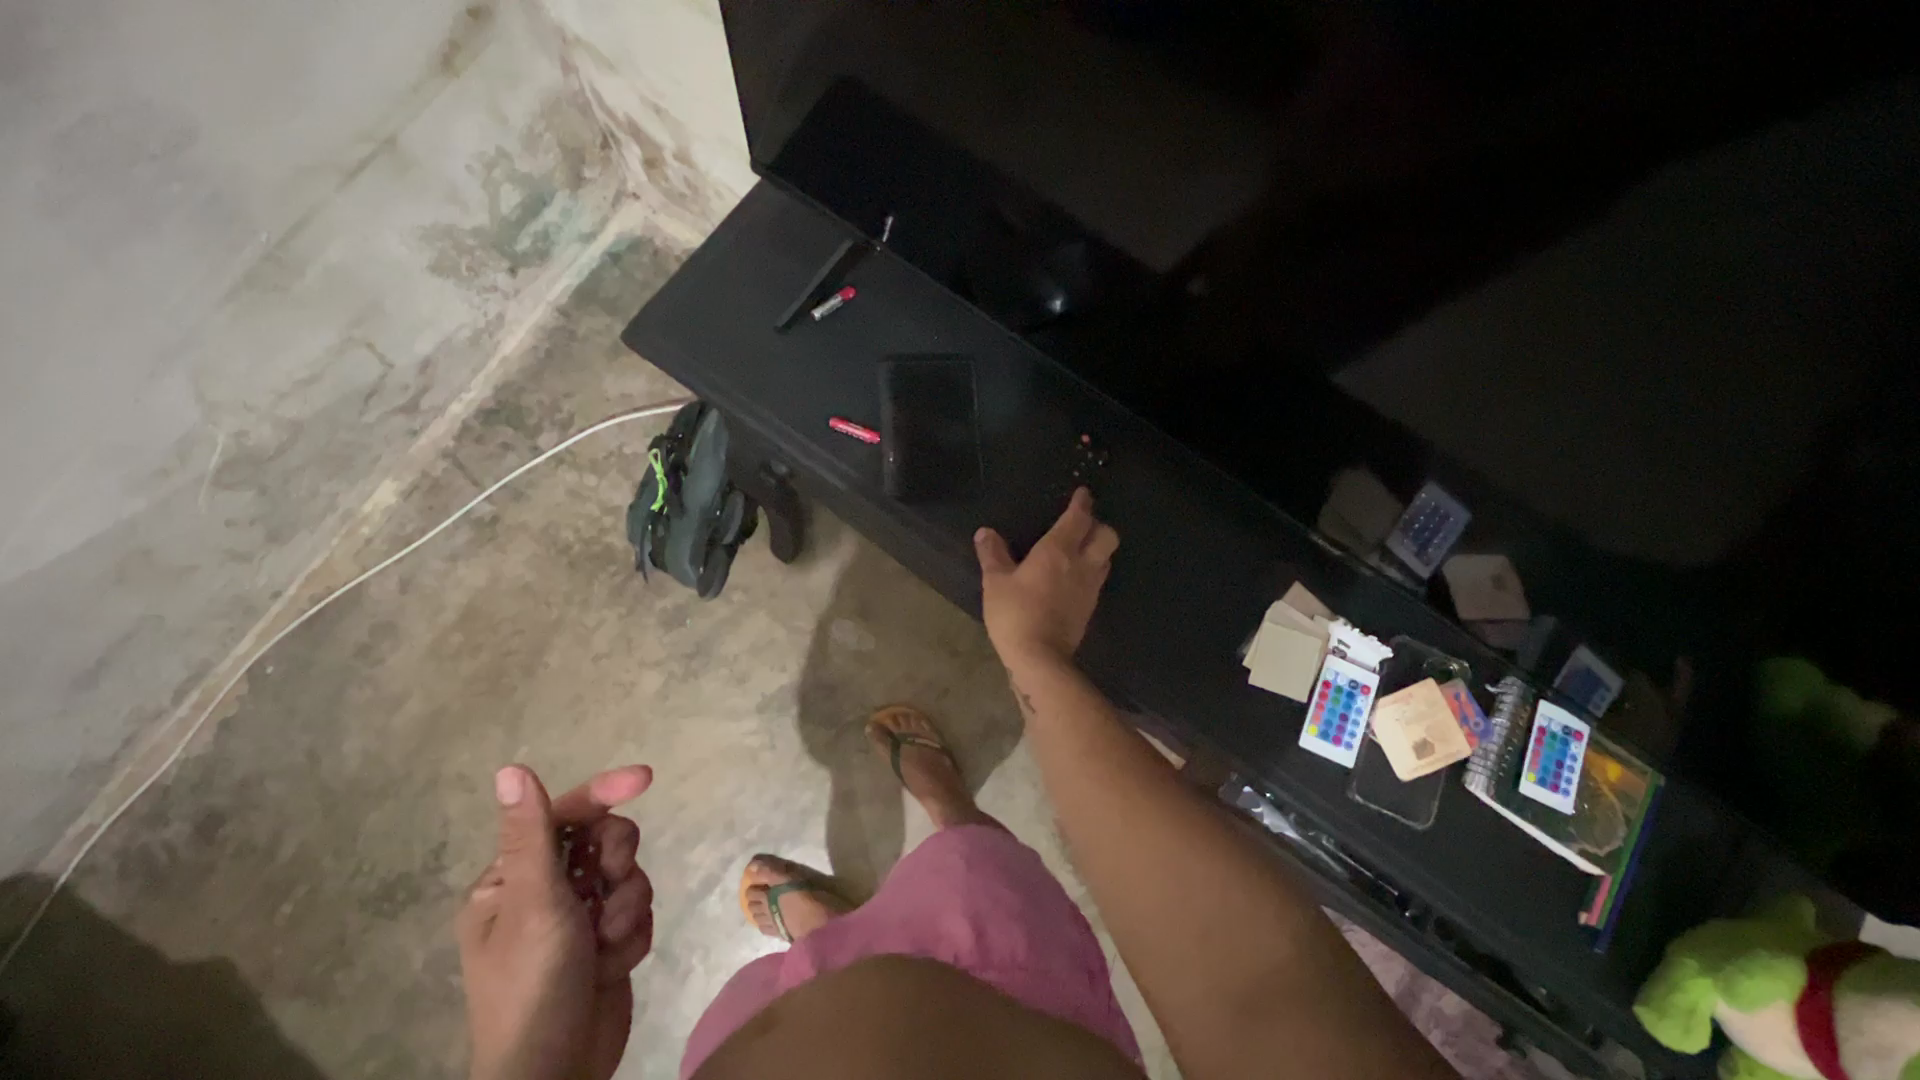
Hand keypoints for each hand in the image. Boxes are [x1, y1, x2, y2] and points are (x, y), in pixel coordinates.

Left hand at [458, 764, 653, 1079]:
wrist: (556, 1072)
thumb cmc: (533, 985)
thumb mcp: (533, 904)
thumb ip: (530, 835)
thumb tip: (510, 769)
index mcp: (511, 880)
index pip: (562, 816)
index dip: (603, 794)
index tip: (645, 778)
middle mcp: (544, 893)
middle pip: (604, 842)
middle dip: (617, 865)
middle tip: (606, 890)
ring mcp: (576, 920)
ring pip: (628, 878)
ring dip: (625, 909)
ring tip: (605, 946)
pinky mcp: (604, 945)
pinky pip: (637, 914)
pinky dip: (631, 937)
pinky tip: (612, 967)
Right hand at [975, 487, 1118, 668]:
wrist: (1040, 657)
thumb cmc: (1015, 614)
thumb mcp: (996, 582)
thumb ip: (993, 554)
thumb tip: (985, 533)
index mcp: (1058, 550)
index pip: (1078, 518)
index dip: (1082, 503)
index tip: (1083, 493)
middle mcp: (1081, 564)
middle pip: (1107, 535)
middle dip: (1099, 525)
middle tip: (1083, 524)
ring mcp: (1090, 587)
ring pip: (1106, 557)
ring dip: (1099, 548)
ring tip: (1082, 548)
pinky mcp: (1090, 608)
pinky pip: (1098, 579)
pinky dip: (1092, 570)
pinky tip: (1076, 577)